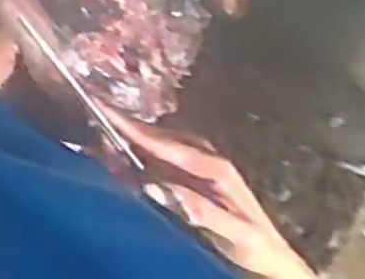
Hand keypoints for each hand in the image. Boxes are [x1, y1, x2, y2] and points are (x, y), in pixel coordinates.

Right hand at [110, 114, 315, 278]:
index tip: (94, 102)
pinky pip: (150, 154)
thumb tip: (153, 185)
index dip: (125, 122)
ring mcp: (191, 160)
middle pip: (149, 135)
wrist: (275, 264)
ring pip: (147, 142)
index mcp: (210, 163)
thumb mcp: (237, 235)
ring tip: (98, 147)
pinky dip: (131, 153)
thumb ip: (200, 210)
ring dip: (122, 143)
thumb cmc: (258, 251)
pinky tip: (119, 161)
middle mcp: (199, 153)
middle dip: (117, 130)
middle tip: (88, 129)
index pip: (158, 140)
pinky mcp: (184, 170)